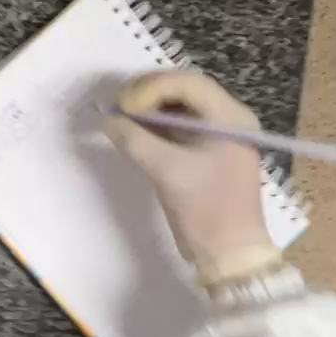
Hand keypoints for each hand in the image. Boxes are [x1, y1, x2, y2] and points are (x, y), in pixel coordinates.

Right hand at [102, 70, 281, 286]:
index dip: (150, 88)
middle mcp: (226, 118)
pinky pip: (174, 127)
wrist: (230, 253)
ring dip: (145, 110)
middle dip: (145, 95)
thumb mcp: (168, 172)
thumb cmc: (207, 210)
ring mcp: (215, 135)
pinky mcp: (202, 151)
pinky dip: (151, 127)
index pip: (187, 83)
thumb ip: (134, 141)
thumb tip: (105, 120)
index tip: (122, 107)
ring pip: (176, 107)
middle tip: (115, 108)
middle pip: (181, 90)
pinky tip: (130, 132)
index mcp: (230, 117)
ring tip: (118, 118)